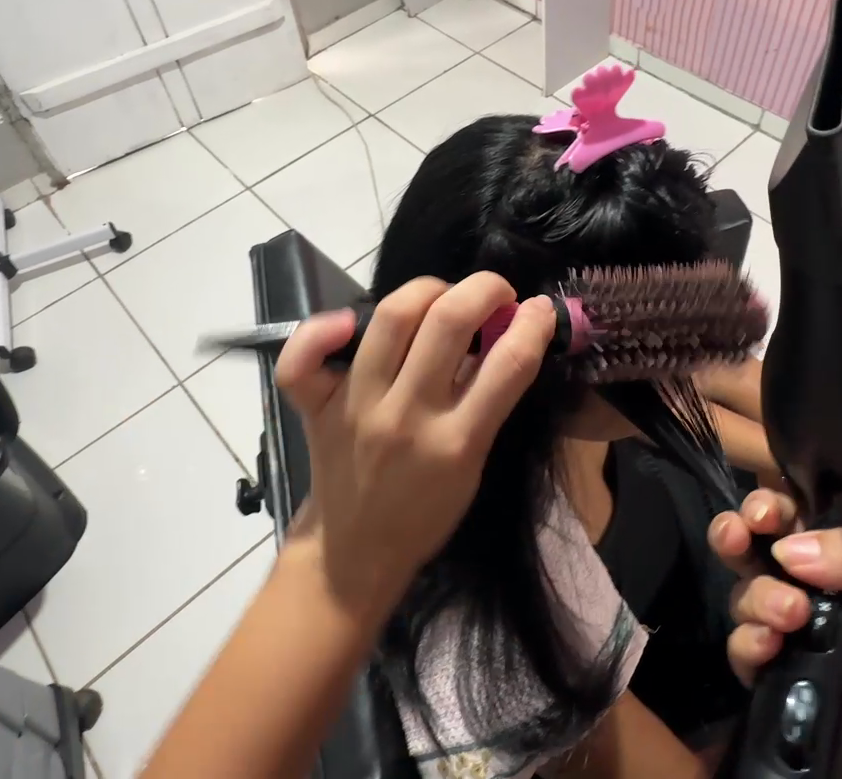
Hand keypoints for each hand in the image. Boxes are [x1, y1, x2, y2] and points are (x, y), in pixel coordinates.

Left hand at [276, 273, 555, 616]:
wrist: (356, 552)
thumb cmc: (426, 511)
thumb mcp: (474, 465)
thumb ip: (488, 403)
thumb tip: (507, 333)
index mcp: (456, 442)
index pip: (507, 364)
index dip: (533, 324)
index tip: (538, 309)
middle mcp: (405, 417)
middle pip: (447, 322)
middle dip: (483, 289)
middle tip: (495, 293)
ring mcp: (355, 407)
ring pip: (390, 318)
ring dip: (428, 290)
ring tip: (443, 296)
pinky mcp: (315, 407)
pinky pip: (302, 361)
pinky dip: (319, 331)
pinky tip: (349, 321)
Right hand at [710, 490, 841, 778]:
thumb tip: (788, 548)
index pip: (803, 518)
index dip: (775, 505)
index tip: (766, 512)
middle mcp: (821, 594)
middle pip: (760, 547)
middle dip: (739, 532)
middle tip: (739, 537)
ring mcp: (797, 639)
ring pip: (747, 593)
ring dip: (756, 594)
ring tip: (788, 616)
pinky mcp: (778, 684)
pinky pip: (743, 650)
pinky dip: (747, 642)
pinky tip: (770, 648)